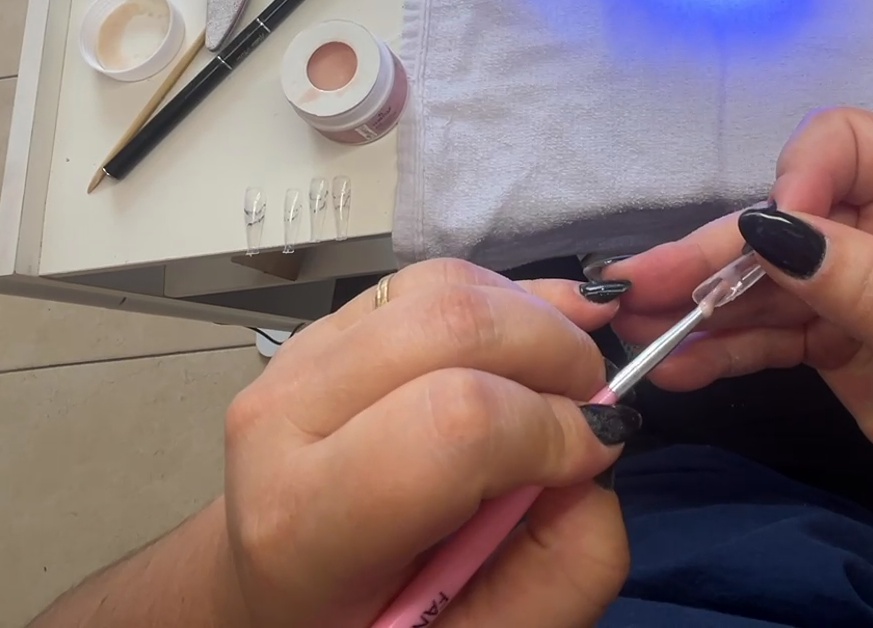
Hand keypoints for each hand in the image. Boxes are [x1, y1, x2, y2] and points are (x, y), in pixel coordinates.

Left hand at [211, 261, 633, 627]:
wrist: (273, 586)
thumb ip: (560, 569)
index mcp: (302, 519)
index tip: (595, 451)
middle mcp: (284, 414)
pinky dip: (499, 294)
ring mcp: (298, 353)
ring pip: (442, 284)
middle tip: (592, 395)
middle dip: (552, 348)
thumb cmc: (370, 622)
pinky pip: (427, 278)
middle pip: (450, 324)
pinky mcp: (324, 324)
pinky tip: (524, 335)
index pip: (452, 423)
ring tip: (563, 365)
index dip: (547, 427)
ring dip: (530, 312)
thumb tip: (598, 449)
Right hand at [605, 108, 872, 540]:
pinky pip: (763, 333)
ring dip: (697, 302)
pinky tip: (679, 365)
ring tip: (636, 326)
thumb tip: (777, 230)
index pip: (858, 147)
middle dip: (711, 250)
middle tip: (639, 283)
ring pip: (760, 278)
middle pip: (784, 220)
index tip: (767, 235)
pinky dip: (719, 349)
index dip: (804, 173)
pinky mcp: (829, 341)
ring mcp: (854, 291)